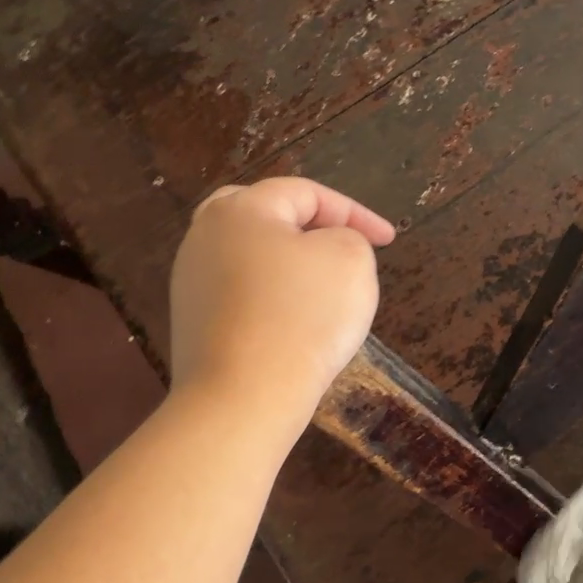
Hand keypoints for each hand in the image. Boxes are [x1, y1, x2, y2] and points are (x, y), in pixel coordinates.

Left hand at [168, 177, 394, 421]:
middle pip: (263, 213)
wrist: (247, 390)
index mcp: (243, 209)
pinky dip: (274, 295)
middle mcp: (206, 234)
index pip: (305, 192)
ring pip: (250, 253)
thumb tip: (331, 246)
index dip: (354, 212)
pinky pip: (243, 291)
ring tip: (325, 288)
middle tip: (341, 246)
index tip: (390, 240)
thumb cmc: (305, 315)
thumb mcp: (352, 261)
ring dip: (290, 262)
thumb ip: (350, 238)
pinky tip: (297, 321)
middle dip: (308, 226)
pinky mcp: (195, 318)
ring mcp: (192, 278)